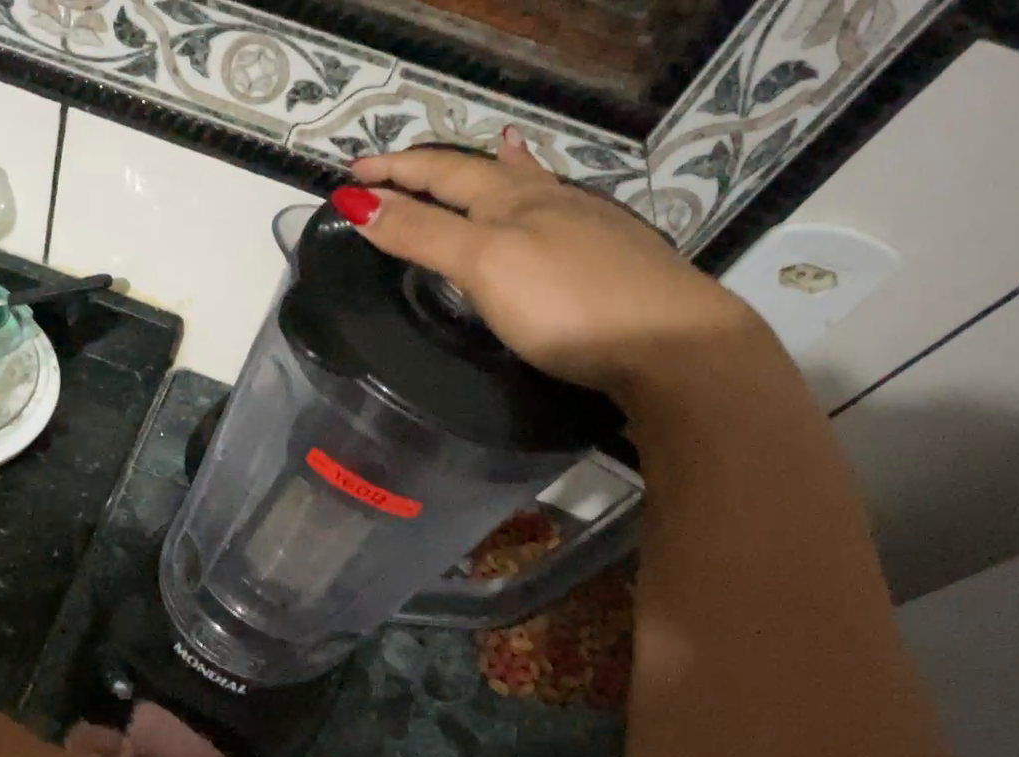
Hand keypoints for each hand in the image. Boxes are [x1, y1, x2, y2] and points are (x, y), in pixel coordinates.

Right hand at [335, 129, 771, 396]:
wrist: (669, 343)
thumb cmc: (567, 301)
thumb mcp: (483, 263)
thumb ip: (422, 234)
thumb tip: (358, 204)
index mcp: (511, 201)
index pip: (440, 174)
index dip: (394, 172)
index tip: (349, 177)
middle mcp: (546, 203)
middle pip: (481, 174)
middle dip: (434, 169)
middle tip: (396, 168)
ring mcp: (582, 228)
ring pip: (528, 187)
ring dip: (499, 171)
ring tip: (493, 151)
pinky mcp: (605, 259)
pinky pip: (556, 214)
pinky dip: (540, 200)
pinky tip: (552, 204)